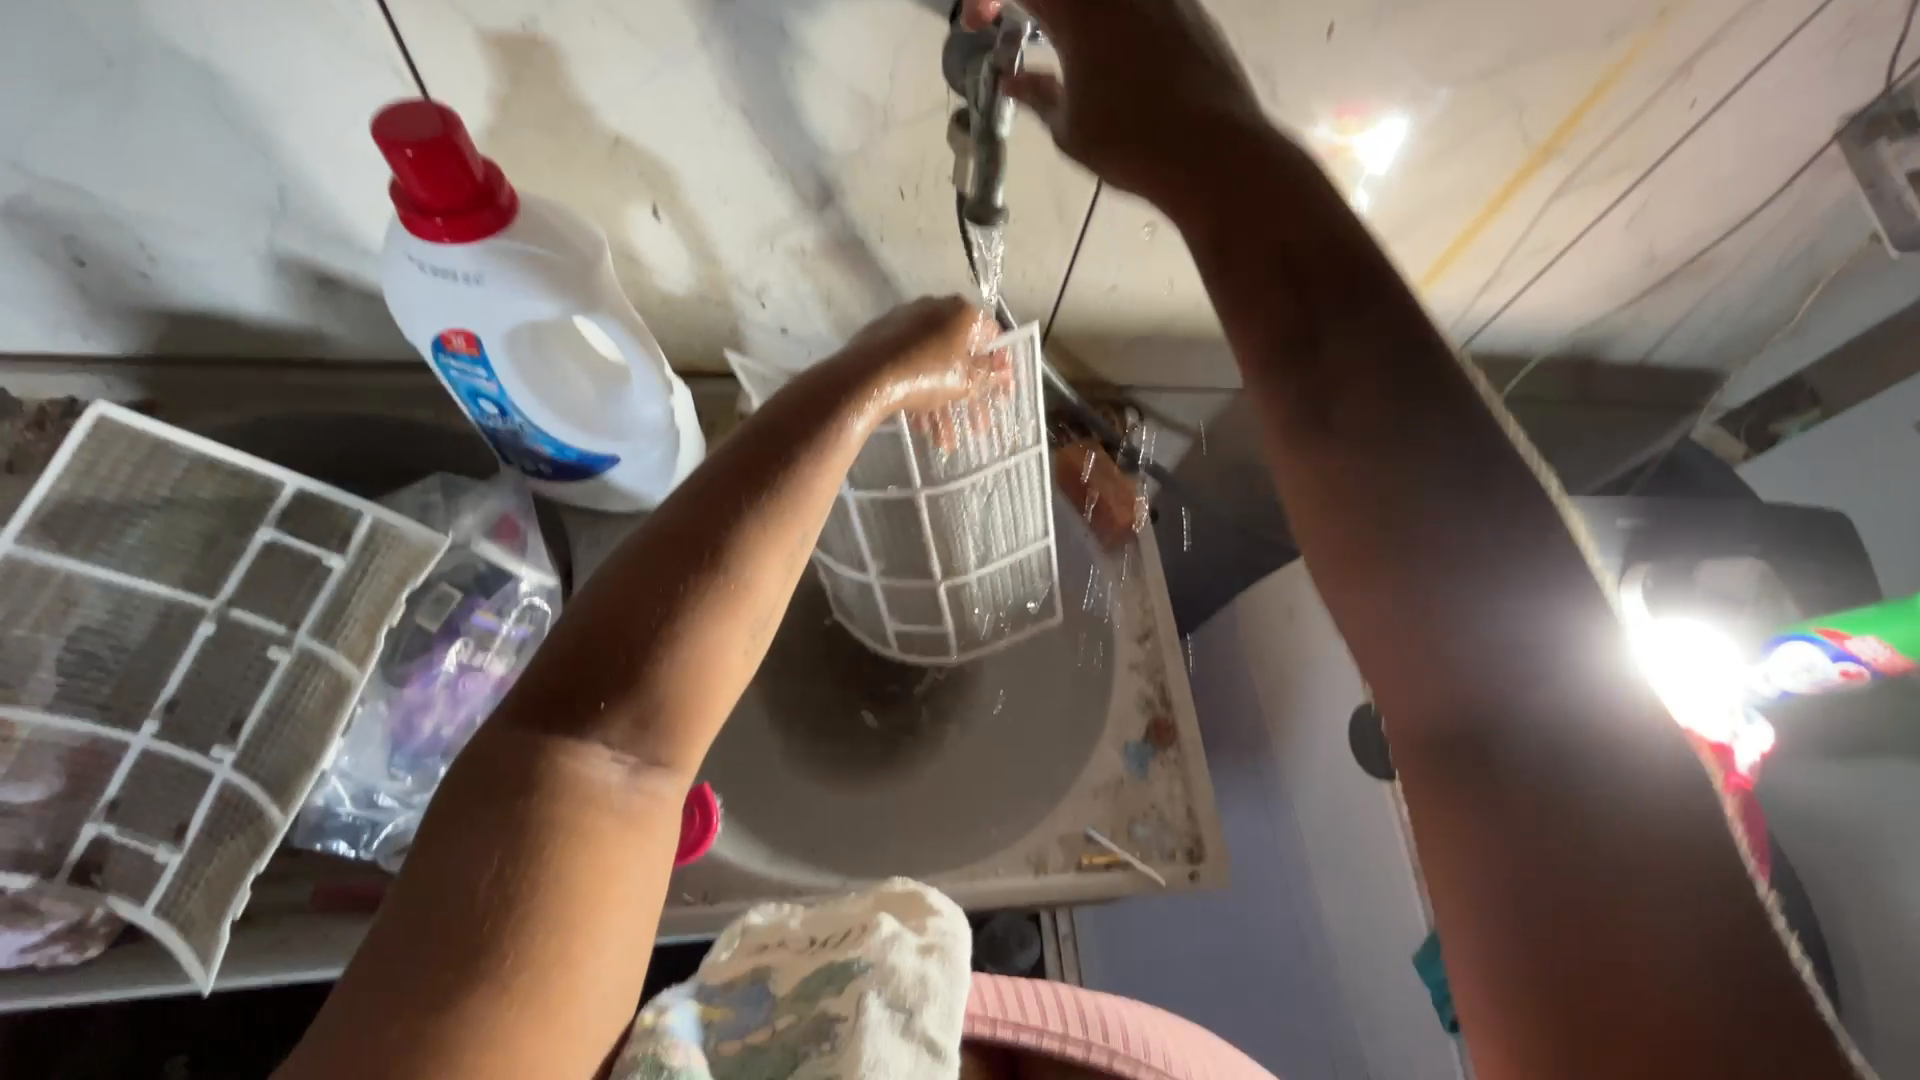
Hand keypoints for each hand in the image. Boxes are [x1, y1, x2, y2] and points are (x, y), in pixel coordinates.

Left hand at [831, 295, 1005, 418]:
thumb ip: (989, 372)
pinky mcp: (882, 336)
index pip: (991, 336)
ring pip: (933, 366)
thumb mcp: (965, 380)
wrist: (866, 376)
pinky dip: (919, 392)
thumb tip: (1006, 366)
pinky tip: (920, 425)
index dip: (998, 368)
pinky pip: (910, 365)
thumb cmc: (926, 375)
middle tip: (974, 425)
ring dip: (942, 405)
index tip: (1000, 394)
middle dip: (967, 396)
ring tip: (943, 440)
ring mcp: (906, 322)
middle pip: (959, 356)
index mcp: (961, 313)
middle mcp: (935, 309)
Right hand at [966, 0, 1265, 202]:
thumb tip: (1012, 80)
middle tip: (1025, 29)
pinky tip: (1118, 62)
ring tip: (1071, 50)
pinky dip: (1115, 21)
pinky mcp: (1190, 10)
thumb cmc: (1129, 145)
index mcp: (1078, 11)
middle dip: (1037, 8)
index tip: (981, 25)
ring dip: (1076, 16)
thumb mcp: (1068, 129)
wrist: (1212, 152)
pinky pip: (1139, 6)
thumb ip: (1036, 94)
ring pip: (1103, 2)